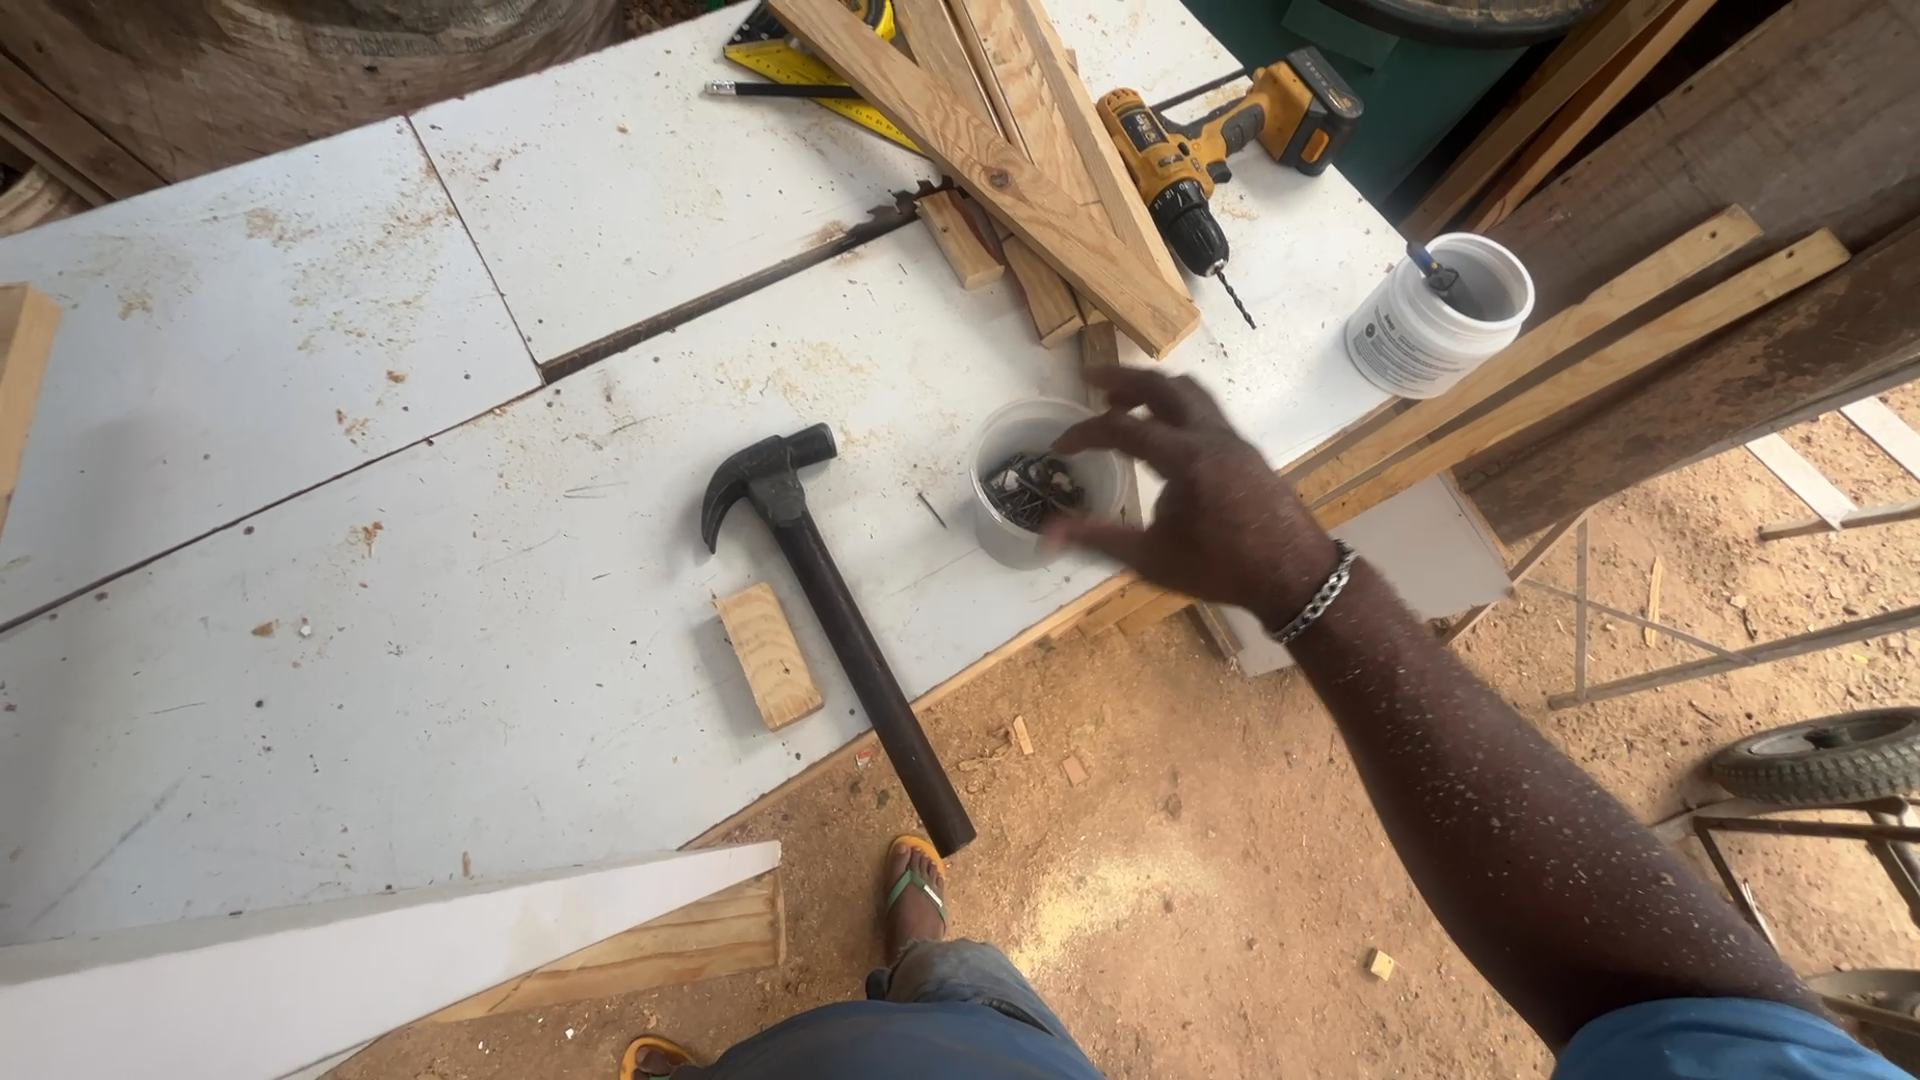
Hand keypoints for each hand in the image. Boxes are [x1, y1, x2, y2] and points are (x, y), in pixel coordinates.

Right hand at [1046, 367, 1340, 624]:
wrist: (1295, 577)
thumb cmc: (1220, 571)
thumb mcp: (1151, 558)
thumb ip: (1097, 539)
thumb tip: (1045, 536)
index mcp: (1186, 459)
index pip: (1122, 429)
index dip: (1085, 433)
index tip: (1059, 447)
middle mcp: (1211, 437)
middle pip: (1162, 386)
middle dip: (1122, 378)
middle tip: (1090, 377)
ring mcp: (1233, 440)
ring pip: (1189, 392)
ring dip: (1152, 389)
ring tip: (1122, 401)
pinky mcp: (1245, 450)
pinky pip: (1205, 409)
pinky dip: (1175, 406)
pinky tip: (1163, 433)